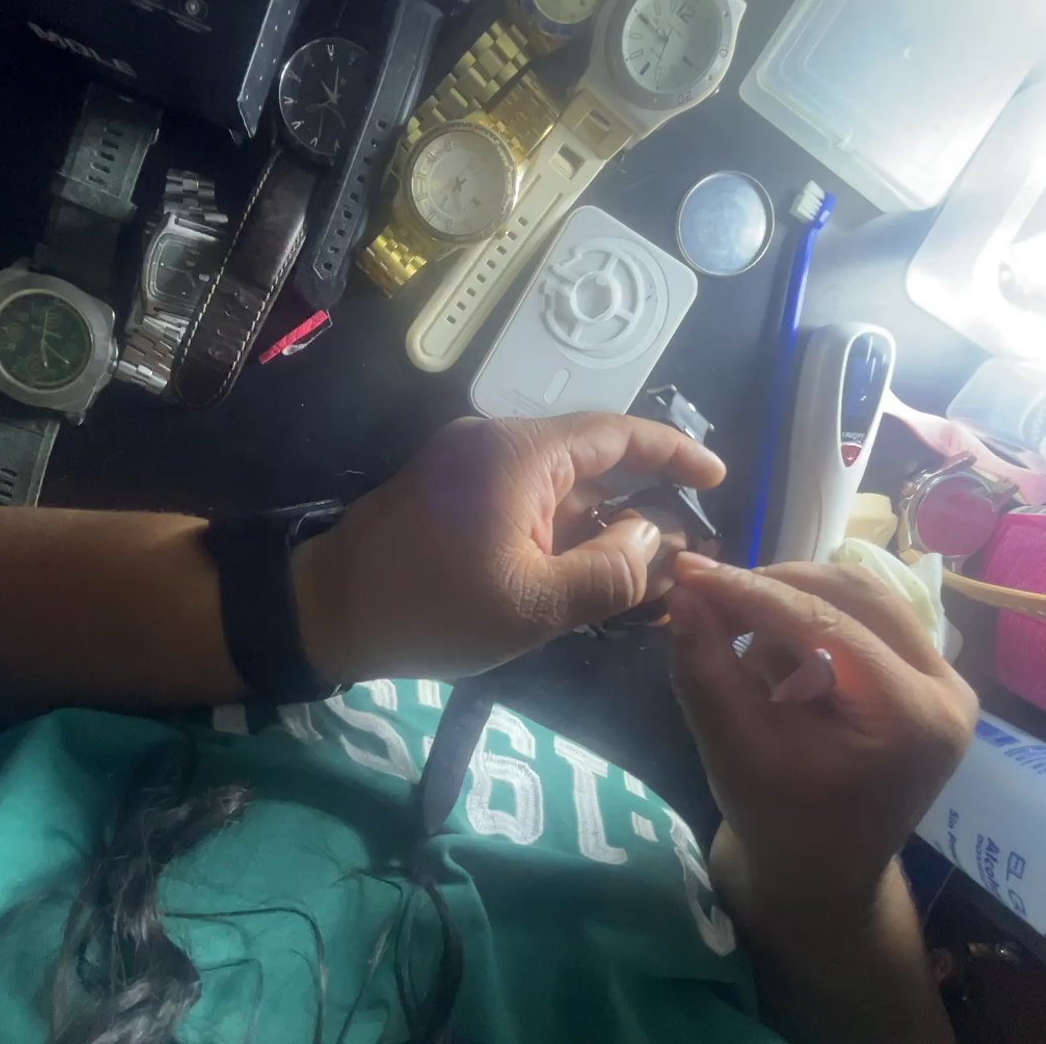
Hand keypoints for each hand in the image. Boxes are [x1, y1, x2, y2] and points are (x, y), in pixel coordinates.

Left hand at [294, 414, 724, 680]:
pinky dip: (562, 534)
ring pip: (561, 489)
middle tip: (687, 554)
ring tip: (648, 575)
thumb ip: (610, 570)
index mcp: (521, 453)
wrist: (328, 610)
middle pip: (593, 462)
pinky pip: (527, 504)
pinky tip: (589, 573)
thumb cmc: (431, 607)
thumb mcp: (534, 603)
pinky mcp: (457, 495)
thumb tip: (656, 537)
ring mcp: (473, 468)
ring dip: (602, 526)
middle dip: (643, 505)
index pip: (619, 433)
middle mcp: (499, 446)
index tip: (718, 479)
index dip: (675, 452)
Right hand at [664, 556, 977, 913]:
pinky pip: (857, 613)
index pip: (823, 621)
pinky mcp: (918, 673)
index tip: (685, 570)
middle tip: (705, 601)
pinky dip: (801, 617)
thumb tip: (681, 591)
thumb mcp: (730, 748)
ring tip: (739, 642)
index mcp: (910, 717)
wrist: (820, 867)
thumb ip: (703, 668)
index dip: (747, 590)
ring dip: (785, 601)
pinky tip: (773, 661)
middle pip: (851, 591)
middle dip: (769, 588)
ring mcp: (939, 678)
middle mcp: (943, 687)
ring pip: (854, 594)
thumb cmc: (777, 820)